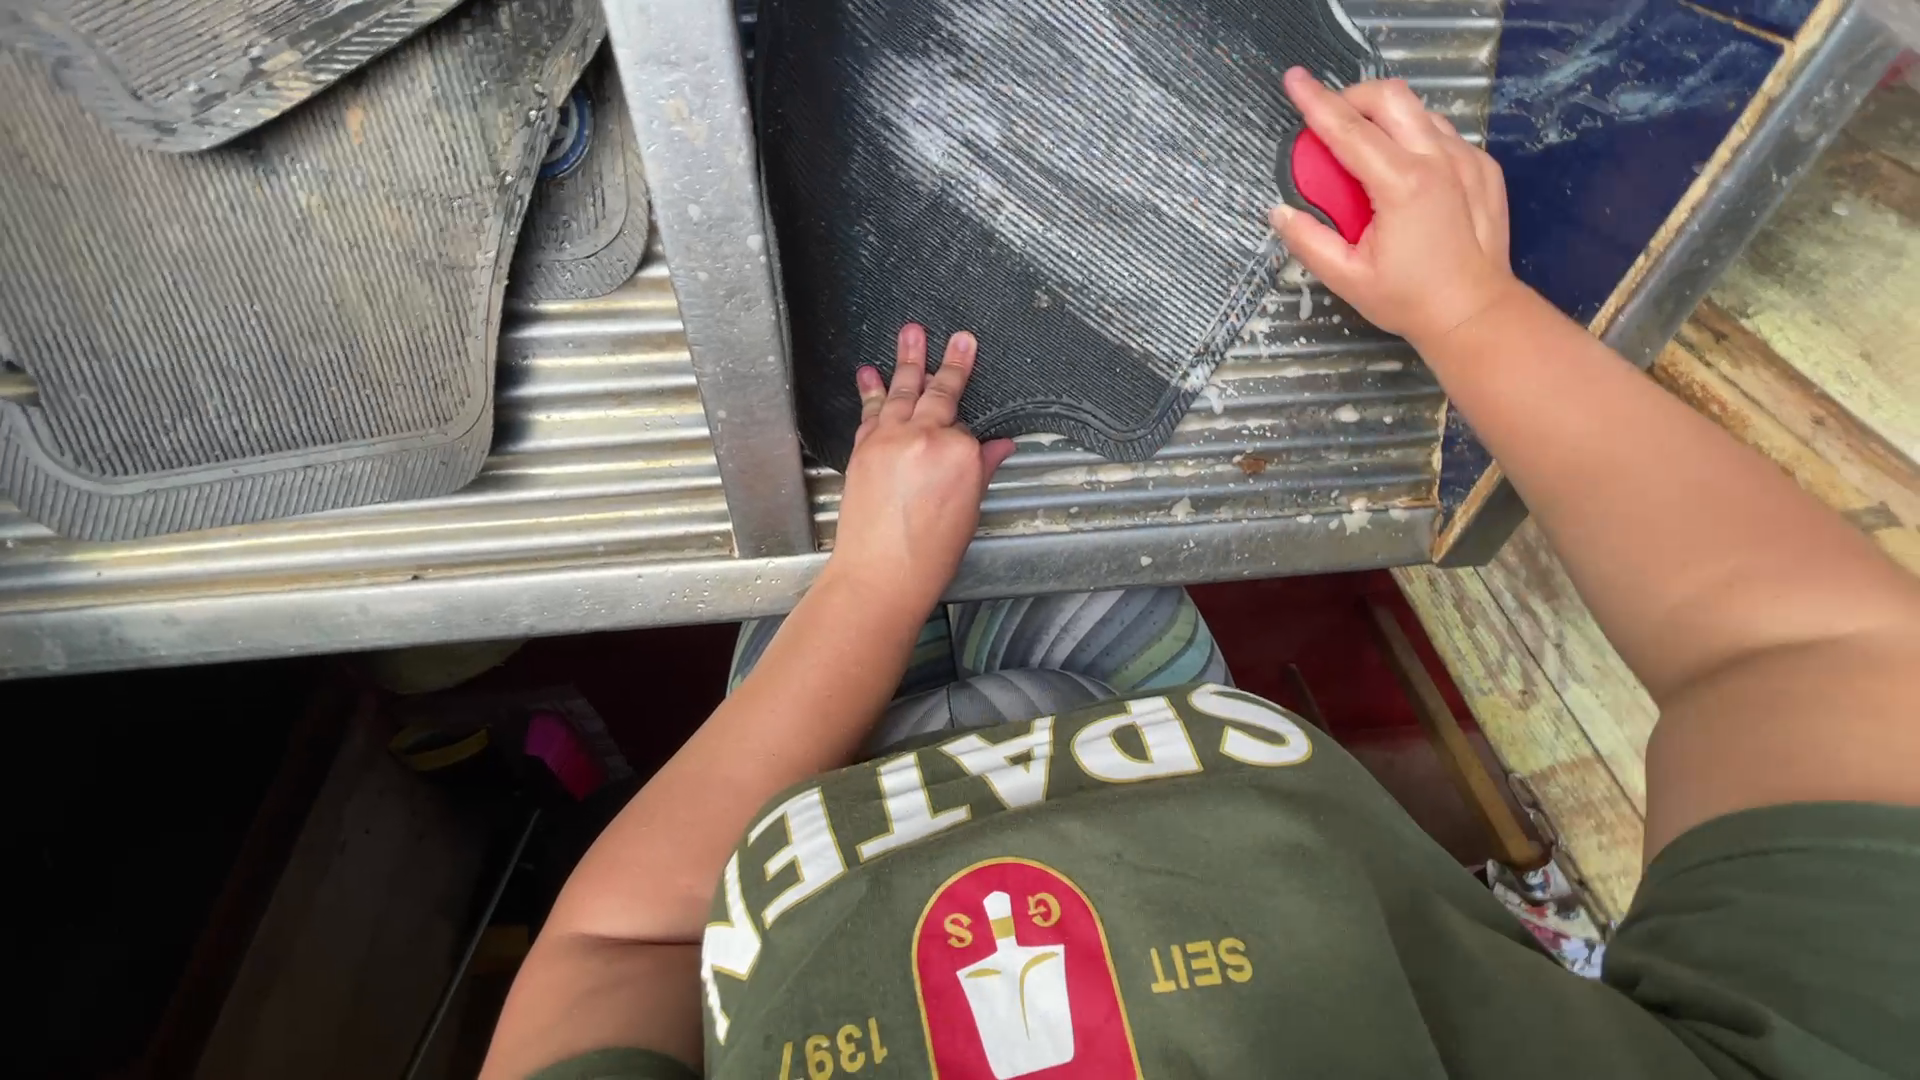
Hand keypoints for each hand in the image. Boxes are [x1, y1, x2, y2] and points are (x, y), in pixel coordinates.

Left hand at [826, 323, 1016, 615]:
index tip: (974, 438)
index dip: (970, 440)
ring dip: (908, 360)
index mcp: (959, 455)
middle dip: (952, 363)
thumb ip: (981, 470)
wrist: (879, 575)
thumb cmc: (927, 556)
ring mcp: (889, 440)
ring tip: (912, 332)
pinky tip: (869, 372)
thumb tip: (998, 447)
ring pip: (902, 392)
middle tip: (961, 338)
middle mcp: (924, 438)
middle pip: (940, 395)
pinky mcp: (862, 448)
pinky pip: (869, 411)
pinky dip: (869, 390)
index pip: (968, 431)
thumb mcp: (968, 512)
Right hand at [1270, 68, 1526, 348]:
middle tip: (1328, 119)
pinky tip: (1398, 173)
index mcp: (1402, 185)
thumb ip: (1308, 241)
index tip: (1294, 80)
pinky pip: (1439, 134)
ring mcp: (1465, 158)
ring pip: (1417, 112)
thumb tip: (1279, 213)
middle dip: (1352, 97)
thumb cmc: (1406, 299)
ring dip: (1382, 119)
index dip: (1315, 102)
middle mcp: (1438, 160)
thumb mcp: (1345, 278)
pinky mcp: (1481, 166)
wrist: (1472, 310)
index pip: (1348, 130)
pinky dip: (1410, 139)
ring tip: (1361, 153)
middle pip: (1390, 98)